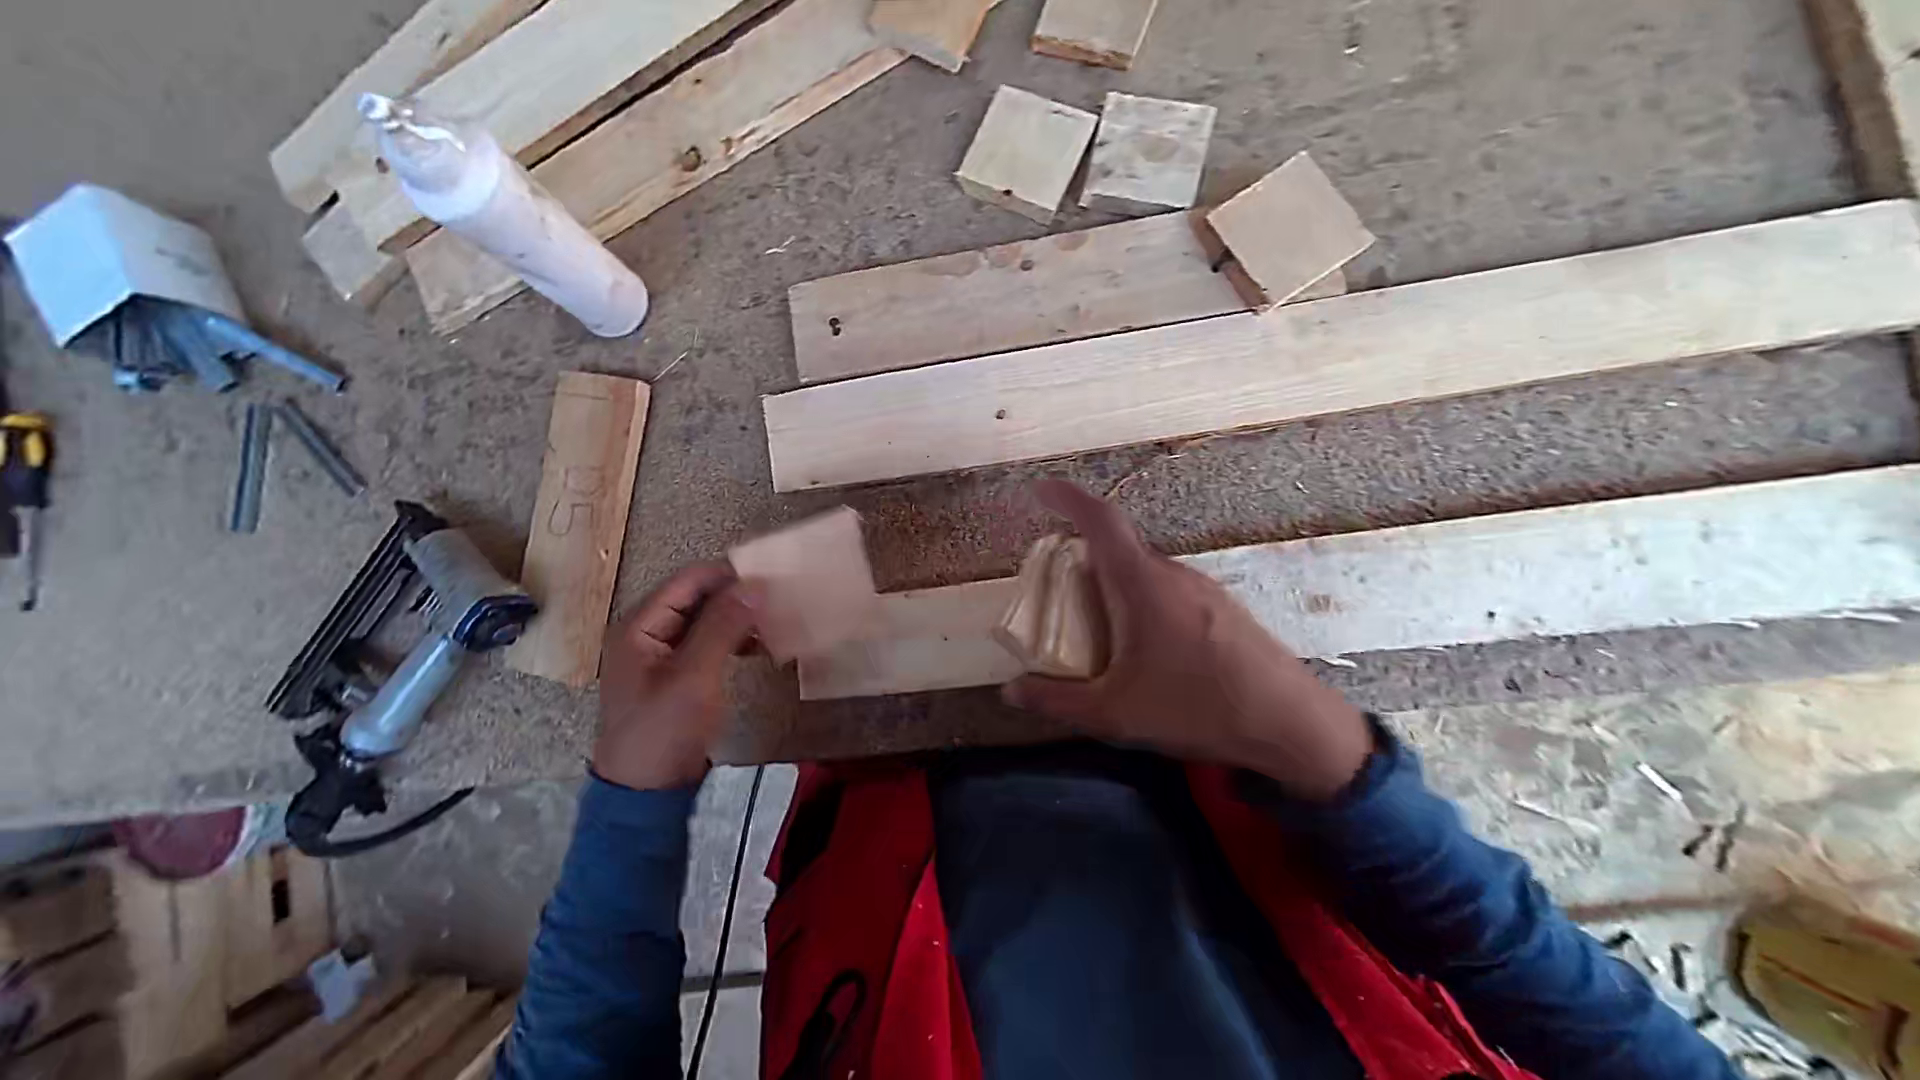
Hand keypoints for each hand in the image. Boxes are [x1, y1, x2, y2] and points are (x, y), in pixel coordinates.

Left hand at [593, 562, 760, 790]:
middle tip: (778, 601)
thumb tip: (753, 584)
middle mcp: (646, 632)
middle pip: (696, 597)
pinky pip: (707, 642)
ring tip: (774, 623)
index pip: (688, 581)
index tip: (770, 579)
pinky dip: (732, 640)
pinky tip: (759, 648)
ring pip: (705, 619)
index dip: (728, 575)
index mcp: (639, 625)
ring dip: (738, 618)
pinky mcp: (676, 674)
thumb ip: (722, 626)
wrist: (646, 792)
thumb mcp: (694, 675)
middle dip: (736, 596)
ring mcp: (660, 654)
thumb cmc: (664, 730)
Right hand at [1003, 480, 1374, 800]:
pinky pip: (1168, 588)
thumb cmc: (1196, 707)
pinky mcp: (1222, 607)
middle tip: (1057, 587)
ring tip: (1096, 624)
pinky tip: (1143, 645)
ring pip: (1145, 570)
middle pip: (1120, 547)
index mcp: (1142, 585)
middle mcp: (1173, 574)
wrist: (1290, 724)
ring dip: (1113, 582)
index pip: (1101, 522)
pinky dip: (1141, 598)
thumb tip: (1010, 691)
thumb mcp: (1114, 713)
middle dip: (1083, 555)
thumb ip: (1057, 701)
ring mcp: (1203, 588)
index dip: (1068, 499)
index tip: (1042, 489)